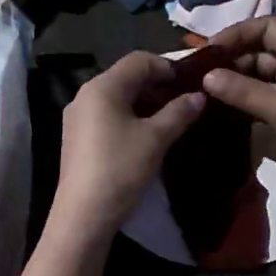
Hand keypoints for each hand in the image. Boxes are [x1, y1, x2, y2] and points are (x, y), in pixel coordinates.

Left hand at [53, 52, 206, 237]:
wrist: (84, 214)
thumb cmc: (121, 169)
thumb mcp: (156, 139)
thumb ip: (179, 112)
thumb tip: (199, 96)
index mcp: (102, 87)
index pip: (139, 60)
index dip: (167, 67)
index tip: (190, 83)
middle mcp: (85, 95)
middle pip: (125, 77)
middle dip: (156, 86)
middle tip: (183, 102)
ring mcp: (77, 118)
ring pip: (116, 98)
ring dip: (144, 103)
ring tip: (168, 119)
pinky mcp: (76, 138)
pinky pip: (106, 116)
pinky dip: (128, 117)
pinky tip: (144, 136)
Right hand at [200, 17, 275, 215]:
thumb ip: (242, 90)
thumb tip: (204, 77)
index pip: (267, 27)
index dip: (237, 34)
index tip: (208, 51)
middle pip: (260, 53)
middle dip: (230, 62)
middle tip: (196, 77)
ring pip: (258, 80)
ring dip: (233, 86)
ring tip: (200, 94)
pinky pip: (261, 104)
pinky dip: (242, 105)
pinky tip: (218, 112)